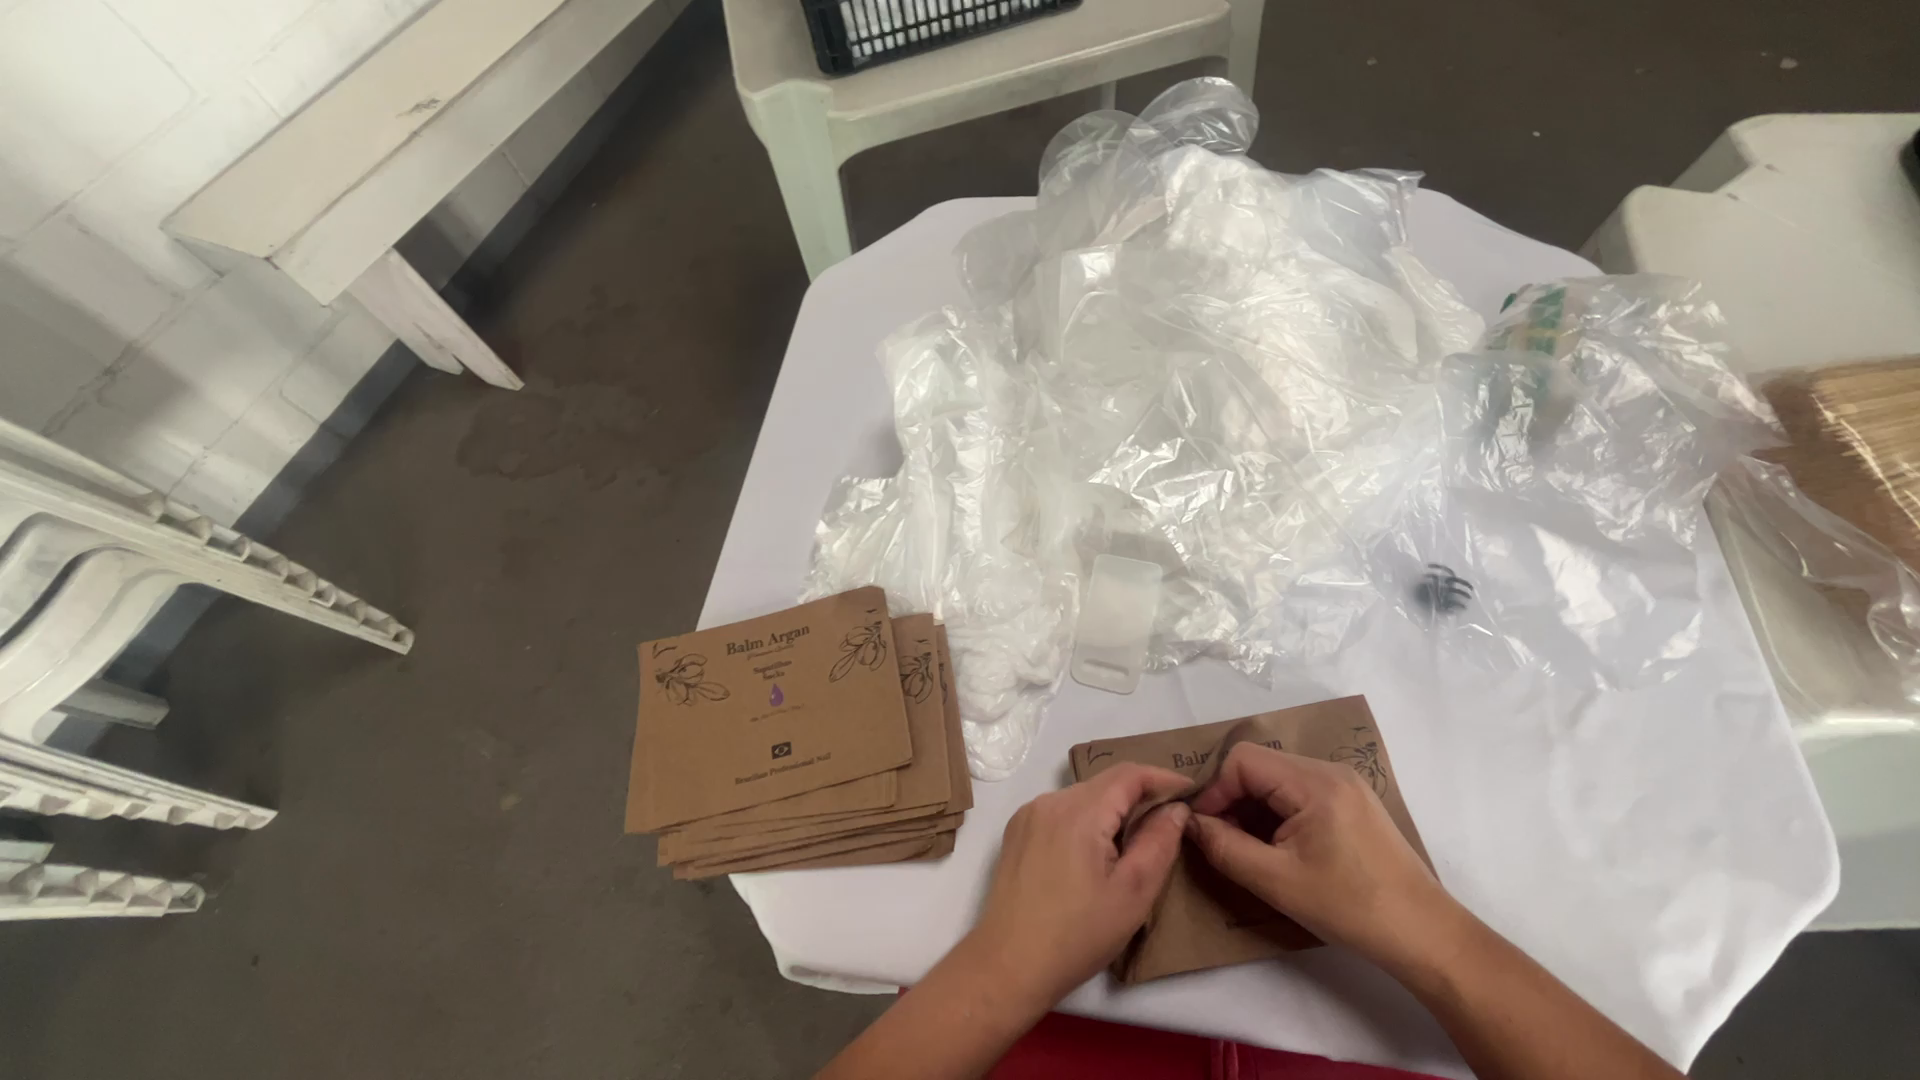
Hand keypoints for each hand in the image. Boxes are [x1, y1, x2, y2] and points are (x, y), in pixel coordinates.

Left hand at [963, 764, 1192, 1008]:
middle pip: (1104, 783)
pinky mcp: (1017, 831)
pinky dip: (1085, 820)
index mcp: (1079, 812)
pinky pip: (1061, 811)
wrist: (1010, 962)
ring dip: (1111, 810)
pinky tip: (1095, 853)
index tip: (1191, 791)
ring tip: (1134, 842)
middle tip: (1169, 821)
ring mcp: (1029, 814)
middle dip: (1139, 795)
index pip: (1129, 774)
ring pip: (1082, 796)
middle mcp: (1050, 801)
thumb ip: (1159, 843)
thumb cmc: (1078, 934)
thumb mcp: (1133, 893)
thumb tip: (1176, 808)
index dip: (1163, 777)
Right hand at [1184, 743, 1460, 977]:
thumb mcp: (1275, 881)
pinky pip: (1298, 791)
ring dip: (1253, 806)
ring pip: (1277, 777)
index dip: (1215, 790)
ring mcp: (1345, 784)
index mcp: (1314, 782)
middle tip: (1221, 839)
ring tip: (1246, 846)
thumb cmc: (1349, 907)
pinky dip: (1276, 812)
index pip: (1242, 760)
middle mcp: (1330, 770)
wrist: (1425, 935)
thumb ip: (1224, 846)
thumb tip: (1189, 823)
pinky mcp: (1351, 801)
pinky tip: (1277, 847)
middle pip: (1259, 765)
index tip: (1204, 828)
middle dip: (1232, 798)